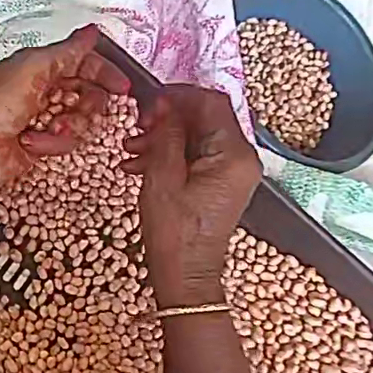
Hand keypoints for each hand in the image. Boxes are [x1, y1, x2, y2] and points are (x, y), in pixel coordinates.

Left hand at [0, 25, 130, 205]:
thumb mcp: (35, 68)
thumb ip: (68, 51)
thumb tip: (92, 31)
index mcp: (40, 66)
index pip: (82, 64)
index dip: (104, 73)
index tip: (123, 87)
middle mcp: (44, 90)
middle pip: (87, 94)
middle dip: (87, 104)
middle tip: (77, 110)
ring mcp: (44, 118)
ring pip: (81, 120)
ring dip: (68, 126)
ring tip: (48, 128)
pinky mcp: (43, 144)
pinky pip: (66, 142)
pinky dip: (52, 143)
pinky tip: (32, 142)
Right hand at [123, 85, 260, 306]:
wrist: (185, 276)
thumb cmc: (174, 234)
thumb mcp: (162, 178)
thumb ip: (167, 135)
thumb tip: (165, 105)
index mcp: (233, 155)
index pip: (211, 103)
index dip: (178, 96)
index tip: (148, 103)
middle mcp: (241, 159)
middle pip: (205, 119)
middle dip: (167, 119)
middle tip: (137, 127)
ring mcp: (233, 172)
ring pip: (198, 137)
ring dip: (164, 137)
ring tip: (130, 149)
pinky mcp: (221, 184)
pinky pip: (197, 156)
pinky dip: (170, 155)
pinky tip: (139, 164)